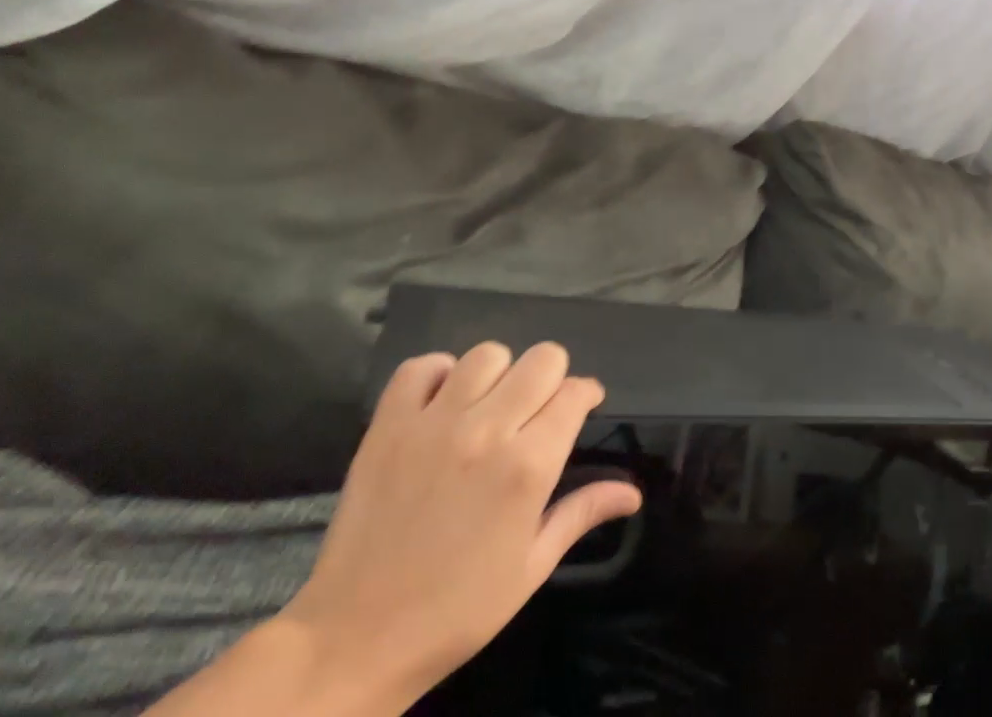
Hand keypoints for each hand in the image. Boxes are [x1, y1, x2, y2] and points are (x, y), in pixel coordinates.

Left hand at [278, 342, 641, 699]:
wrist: (358, 635)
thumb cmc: (460, 608)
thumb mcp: (533, 565)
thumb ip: (582, 512)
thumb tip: (633, 492)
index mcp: (529, 466)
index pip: (575, 393)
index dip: (587, 395)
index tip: (584, 407)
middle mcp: (486, 431)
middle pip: (541, 360)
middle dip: (553, 377)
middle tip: (541, 410)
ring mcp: (432, 424)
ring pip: (486, 355)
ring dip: (500, 374)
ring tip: (492, 406)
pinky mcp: (387, 428)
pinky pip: (420, 368)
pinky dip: (439, 374)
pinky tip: (444, 404)